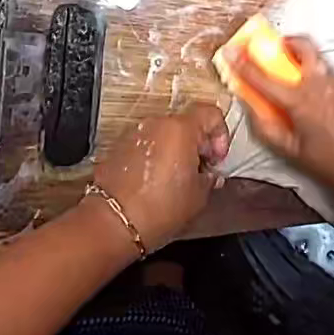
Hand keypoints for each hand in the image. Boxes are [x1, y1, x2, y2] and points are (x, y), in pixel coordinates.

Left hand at [91, 103, 229, 250]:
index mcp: (180, 129)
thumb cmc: (158, 209)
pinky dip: (157, 157)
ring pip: (166, 134)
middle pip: (187, 123)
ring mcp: (136, 133)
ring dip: (177, 151)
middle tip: (202, 172)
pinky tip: (158, 183)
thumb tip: (209, 175)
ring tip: (179, 181)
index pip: (210, 113)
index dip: (220, 134)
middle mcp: (157, 123)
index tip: (217, 158)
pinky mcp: (120, 146)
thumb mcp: (198, 196)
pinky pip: (147, 144)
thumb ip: (209, 178)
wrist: (114, 221)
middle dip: (198, 145)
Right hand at [231, 37, 333, 198]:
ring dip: (301, 59)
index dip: (243, 62)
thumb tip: (251, 107)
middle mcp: (319, 83)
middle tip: (275, 50)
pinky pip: (328, 73)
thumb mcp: (291, 151)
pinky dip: (316, 77)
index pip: (263, 76)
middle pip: (300, 45)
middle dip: (284, 42)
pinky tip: (317, 98)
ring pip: (316, 58)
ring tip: (295, 77)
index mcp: (299, 100)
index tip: (231, 50)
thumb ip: (267, 127)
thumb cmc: (332, 162)